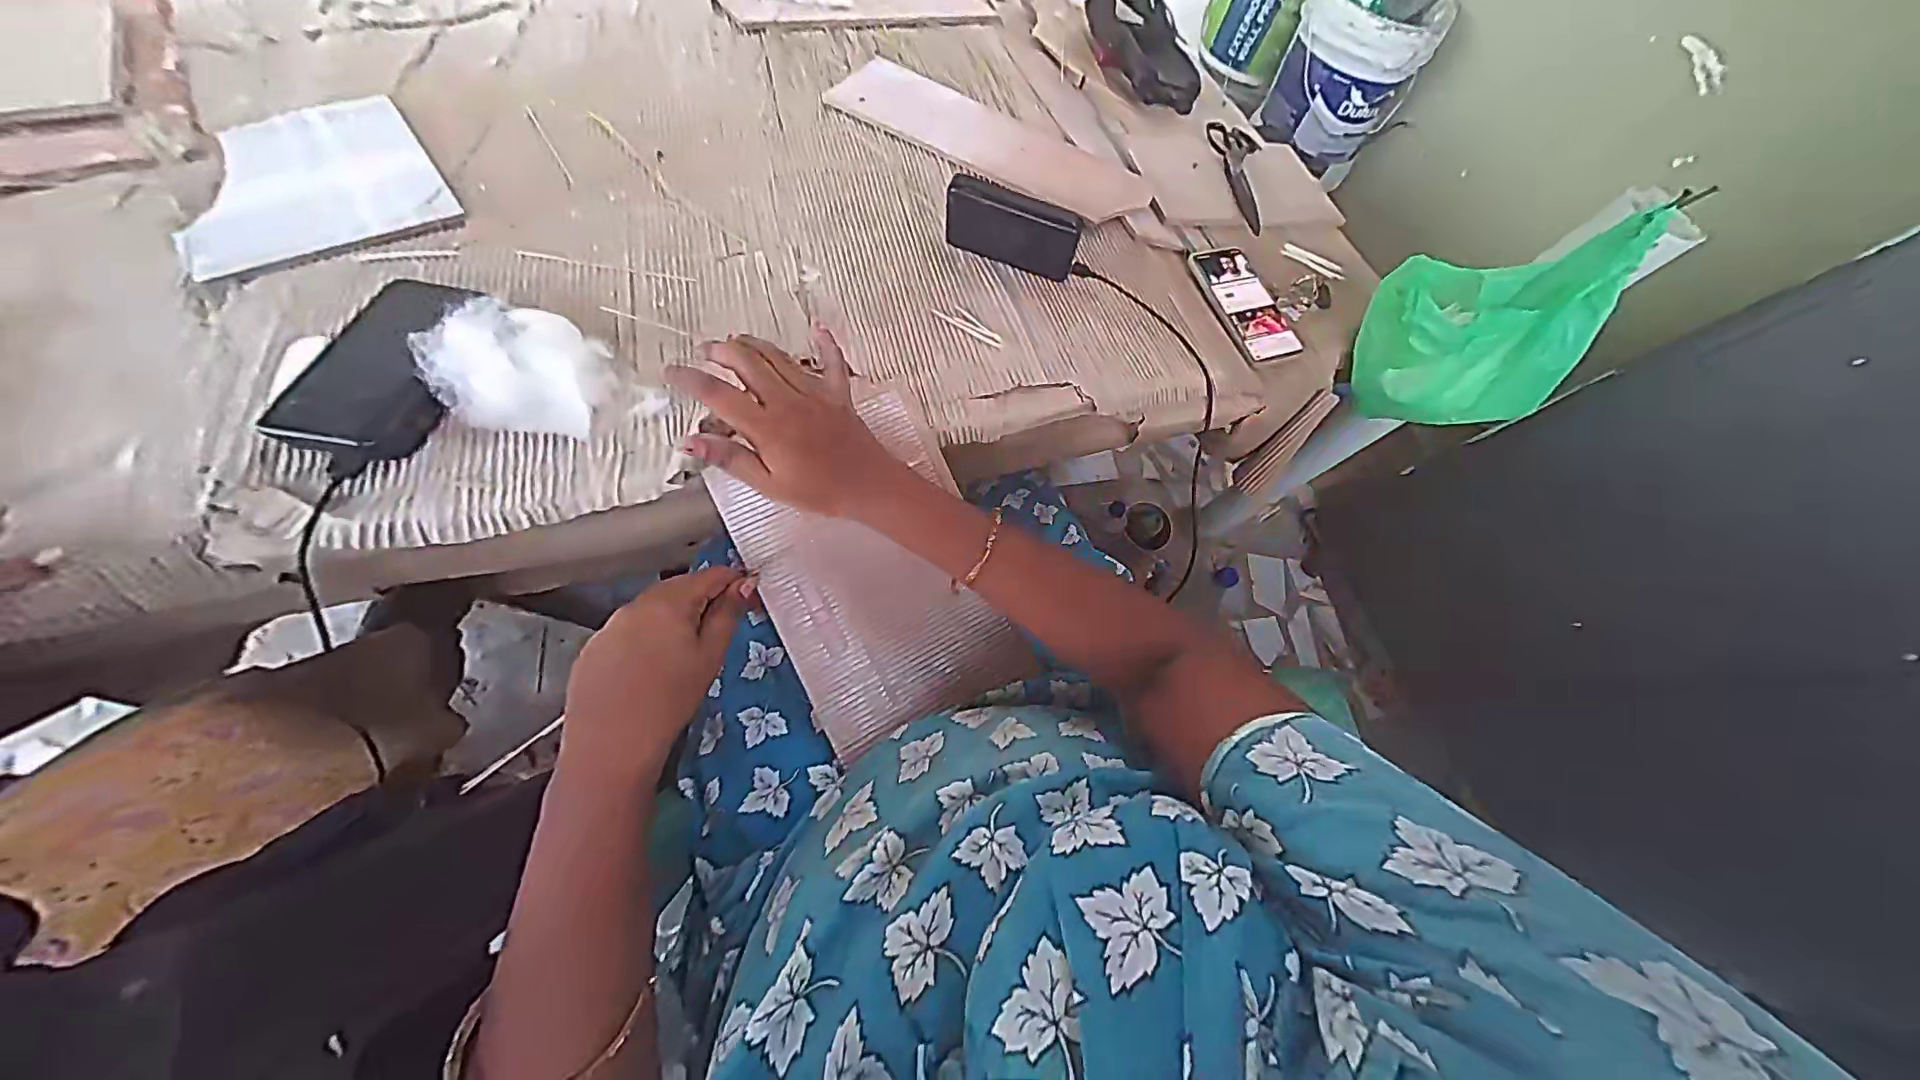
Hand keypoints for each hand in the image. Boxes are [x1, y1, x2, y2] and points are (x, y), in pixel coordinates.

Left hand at [561, 566, 752, 780]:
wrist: (611, 744)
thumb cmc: (671, 700)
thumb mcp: (710, 656)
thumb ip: (728, 614)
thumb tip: (742, 585)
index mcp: (669, 602)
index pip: (710, 575)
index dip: (733, 581)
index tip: (746, 596)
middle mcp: (635, 605)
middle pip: (678, 587)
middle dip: (702, 599)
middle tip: (718, 629)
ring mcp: (610, 625)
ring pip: (652, 609)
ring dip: (673, 618)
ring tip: (683, 654)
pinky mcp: (593, 648)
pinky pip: (628, 630)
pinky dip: (646, 637)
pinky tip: (650, 668)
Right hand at [665, 326, 915, 517]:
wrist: (870, 487)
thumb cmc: (822, 491)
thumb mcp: (769, 484)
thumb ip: (730, 459)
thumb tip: (692, 443)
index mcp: (768, 427)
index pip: (719, 395)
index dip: (691, 379)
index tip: (672, 372)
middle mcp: (789, 402)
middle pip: (747, 363)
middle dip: (721, 352)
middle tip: (706, 353)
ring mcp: (815, 395)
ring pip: (780, 357)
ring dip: (755, 345)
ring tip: (736, 342)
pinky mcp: (838, 395)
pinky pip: (832, 362)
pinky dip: (825, 344)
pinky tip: (817, 328)